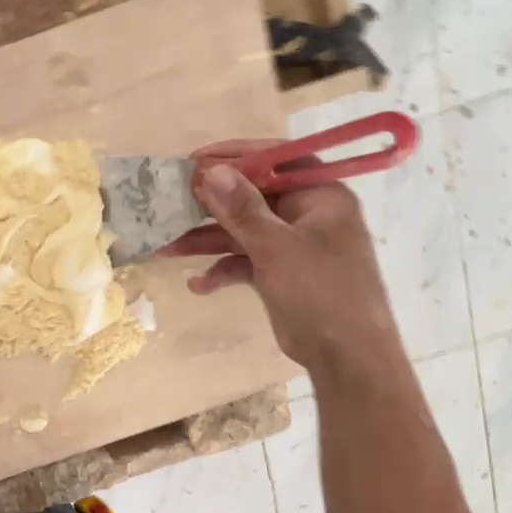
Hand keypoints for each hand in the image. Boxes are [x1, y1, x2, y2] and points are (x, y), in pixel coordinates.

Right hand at [159, 143, 408, 381]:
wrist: (345, 354)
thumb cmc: (321, 291)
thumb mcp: (277, 247)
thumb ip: (241, 209)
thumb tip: (209, 172)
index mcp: (319, 196)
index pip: (276, 161)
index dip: (236, 158)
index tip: (195, 162)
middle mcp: (306, 215)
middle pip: (252, 198)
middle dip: (210, 205)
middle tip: (170, 203)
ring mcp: (292, 246)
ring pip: (242, 232)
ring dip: (205, 241)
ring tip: (166, 248)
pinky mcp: (279, 274)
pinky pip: (244, 262)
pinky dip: (221, 271)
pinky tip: (197, 284)